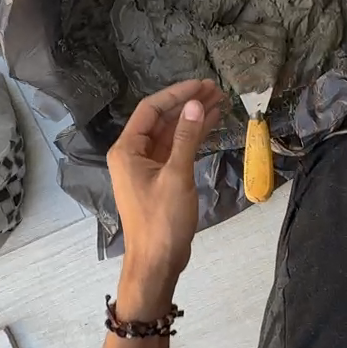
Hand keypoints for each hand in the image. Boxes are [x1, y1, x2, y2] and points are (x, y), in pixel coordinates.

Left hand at [107, 78, 223, 315]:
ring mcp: (147, 167)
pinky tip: (211, 124)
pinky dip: (193, 136)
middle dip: (188, 103)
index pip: (151, 109)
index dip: (177, 93)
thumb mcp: (176, 176)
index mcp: (127, 150)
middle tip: (216, 90)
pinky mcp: (161, 178)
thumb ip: (186, 138)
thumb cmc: (162, 220)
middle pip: (162, 119)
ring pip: (171, 133)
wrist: (157, 263)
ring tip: (220, 101)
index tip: (202, 84)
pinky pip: (176, 149)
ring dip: (193, 118)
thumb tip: (195, 104)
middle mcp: (133, 154)